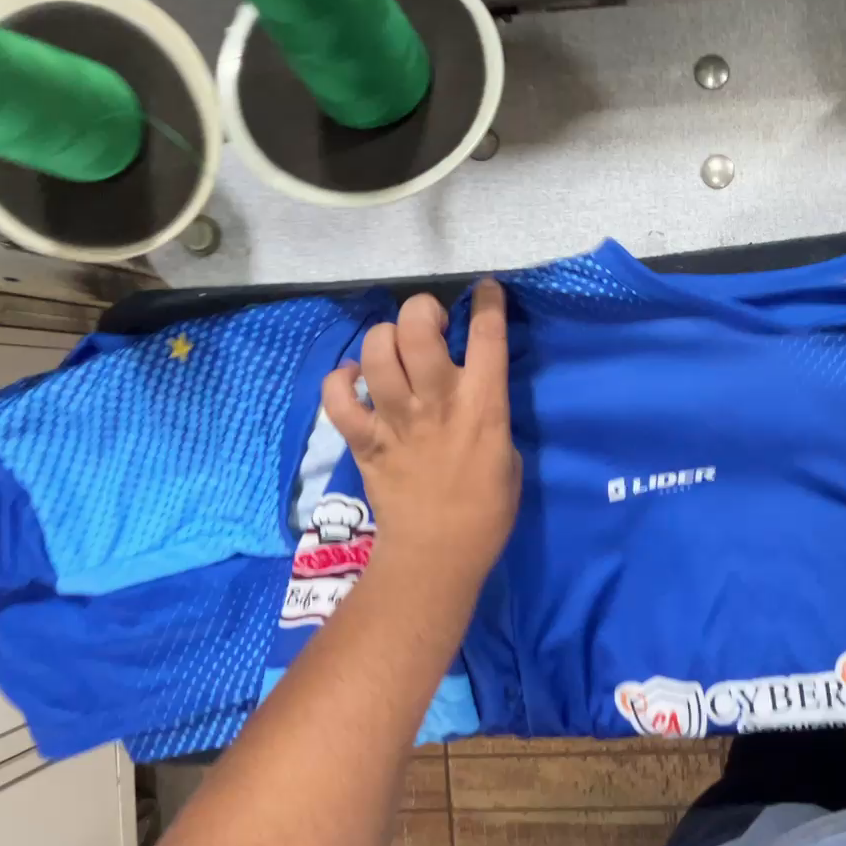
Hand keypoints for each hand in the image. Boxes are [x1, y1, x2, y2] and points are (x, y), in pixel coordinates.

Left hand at [320, 280, 519, 582]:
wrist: (438, 555)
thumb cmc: (488, 508)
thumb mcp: (507, 453)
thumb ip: (488, 413)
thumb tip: (472, 390)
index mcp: (483, 407)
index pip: (487, 336)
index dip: (486, 302)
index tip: (485, 290)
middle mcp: (437, 403)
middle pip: (417, 330)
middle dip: (422, 310)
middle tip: (430, 322)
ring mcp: (396, 420)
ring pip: (377, 353)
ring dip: (384, 339)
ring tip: (394, 350)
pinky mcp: (364, 440)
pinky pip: (339, 396)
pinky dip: (342, 380)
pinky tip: (356, 380)